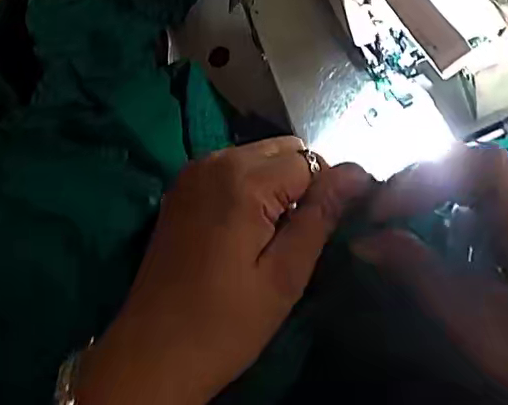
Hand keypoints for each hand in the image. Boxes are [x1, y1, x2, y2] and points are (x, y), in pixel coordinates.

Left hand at [76, 137, 372, 404]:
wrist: (149, 357)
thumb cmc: (222, 326)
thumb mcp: (283, 278)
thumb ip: (320, 217)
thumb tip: (358, 173)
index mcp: (244, 180)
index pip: (310, 161)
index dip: (326, 192)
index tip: (326, 229)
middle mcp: (218, 159)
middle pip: (285, 148)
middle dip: (301, 182)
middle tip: (297, 235)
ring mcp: (196, 169)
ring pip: (260, 154)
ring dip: (276, 182)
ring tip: (271, 235)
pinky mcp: (184, 184)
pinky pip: (234, 165)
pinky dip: (249, 184)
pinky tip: (244, 228)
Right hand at [355, 146, 507, 404]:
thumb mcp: (481, 328)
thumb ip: (424, 279)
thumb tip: (368, 242)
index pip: (483, 167)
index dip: (430, 174)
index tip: (388, 205)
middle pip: (476, 167)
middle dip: (425, 182)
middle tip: (384, 209)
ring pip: (480, 181)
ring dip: (437, 193)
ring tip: (401, 218)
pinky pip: (490, 201)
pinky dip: (455, 210)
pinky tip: (438, 237)